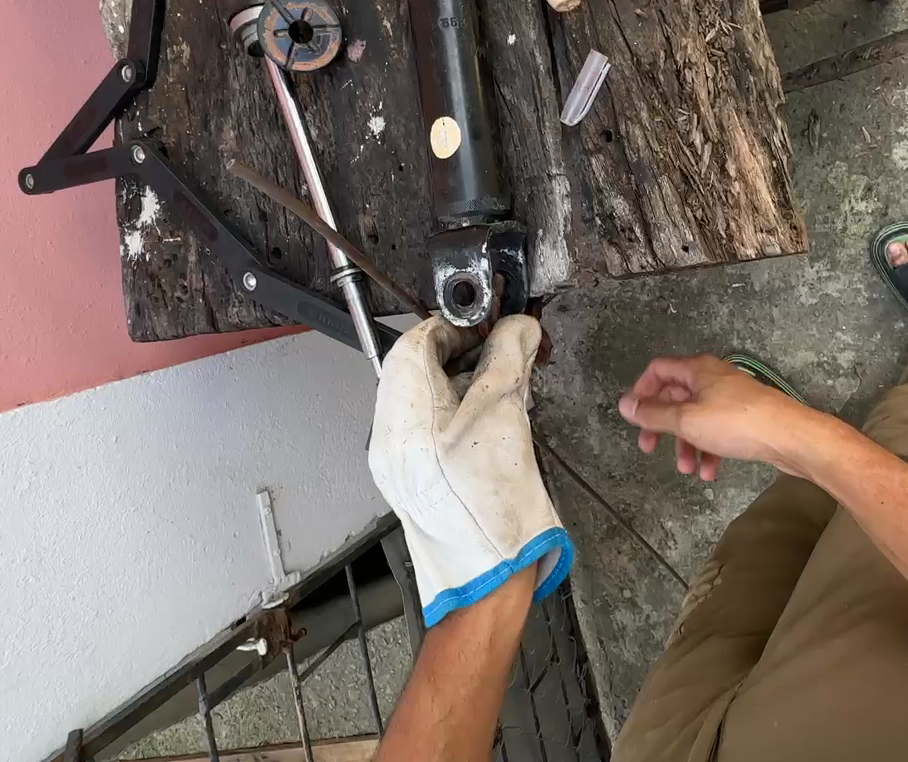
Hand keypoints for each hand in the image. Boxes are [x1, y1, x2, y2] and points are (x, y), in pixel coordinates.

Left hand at [369, 315, 573, 627]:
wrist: (488, 581)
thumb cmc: (493, 507)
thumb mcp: (505, 417)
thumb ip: (509, 358)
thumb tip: (518, 326)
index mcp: (402, 420)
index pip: (412, 345)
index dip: (453, 326)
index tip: (489, 327)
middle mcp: (390, 438)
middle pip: (417, 369)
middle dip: (464, 351)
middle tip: (505, 352)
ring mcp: (398, 460)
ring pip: (427, 396)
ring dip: (466, 378)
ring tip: (507, 385)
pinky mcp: (414, 477)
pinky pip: (430, 424)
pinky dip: (461, 408)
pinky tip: (495, 416)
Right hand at [617, 356, 829, 479]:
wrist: (790, 436)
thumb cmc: (735, 423)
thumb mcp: (687, 421)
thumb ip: (654, 414)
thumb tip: (625, 404)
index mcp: (696, 370)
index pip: (658, 370)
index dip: (642, 391)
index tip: (635, 416)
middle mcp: (712, 377)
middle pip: (676, 396)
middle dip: (662, 425)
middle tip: (649, 448)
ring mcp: (730, 397)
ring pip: (696, 417)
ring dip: (686, 444)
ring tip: (687, 469)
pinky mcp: (744, 417)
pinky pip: (716, 430)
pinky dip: (709, 449)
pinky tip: (710, 472)